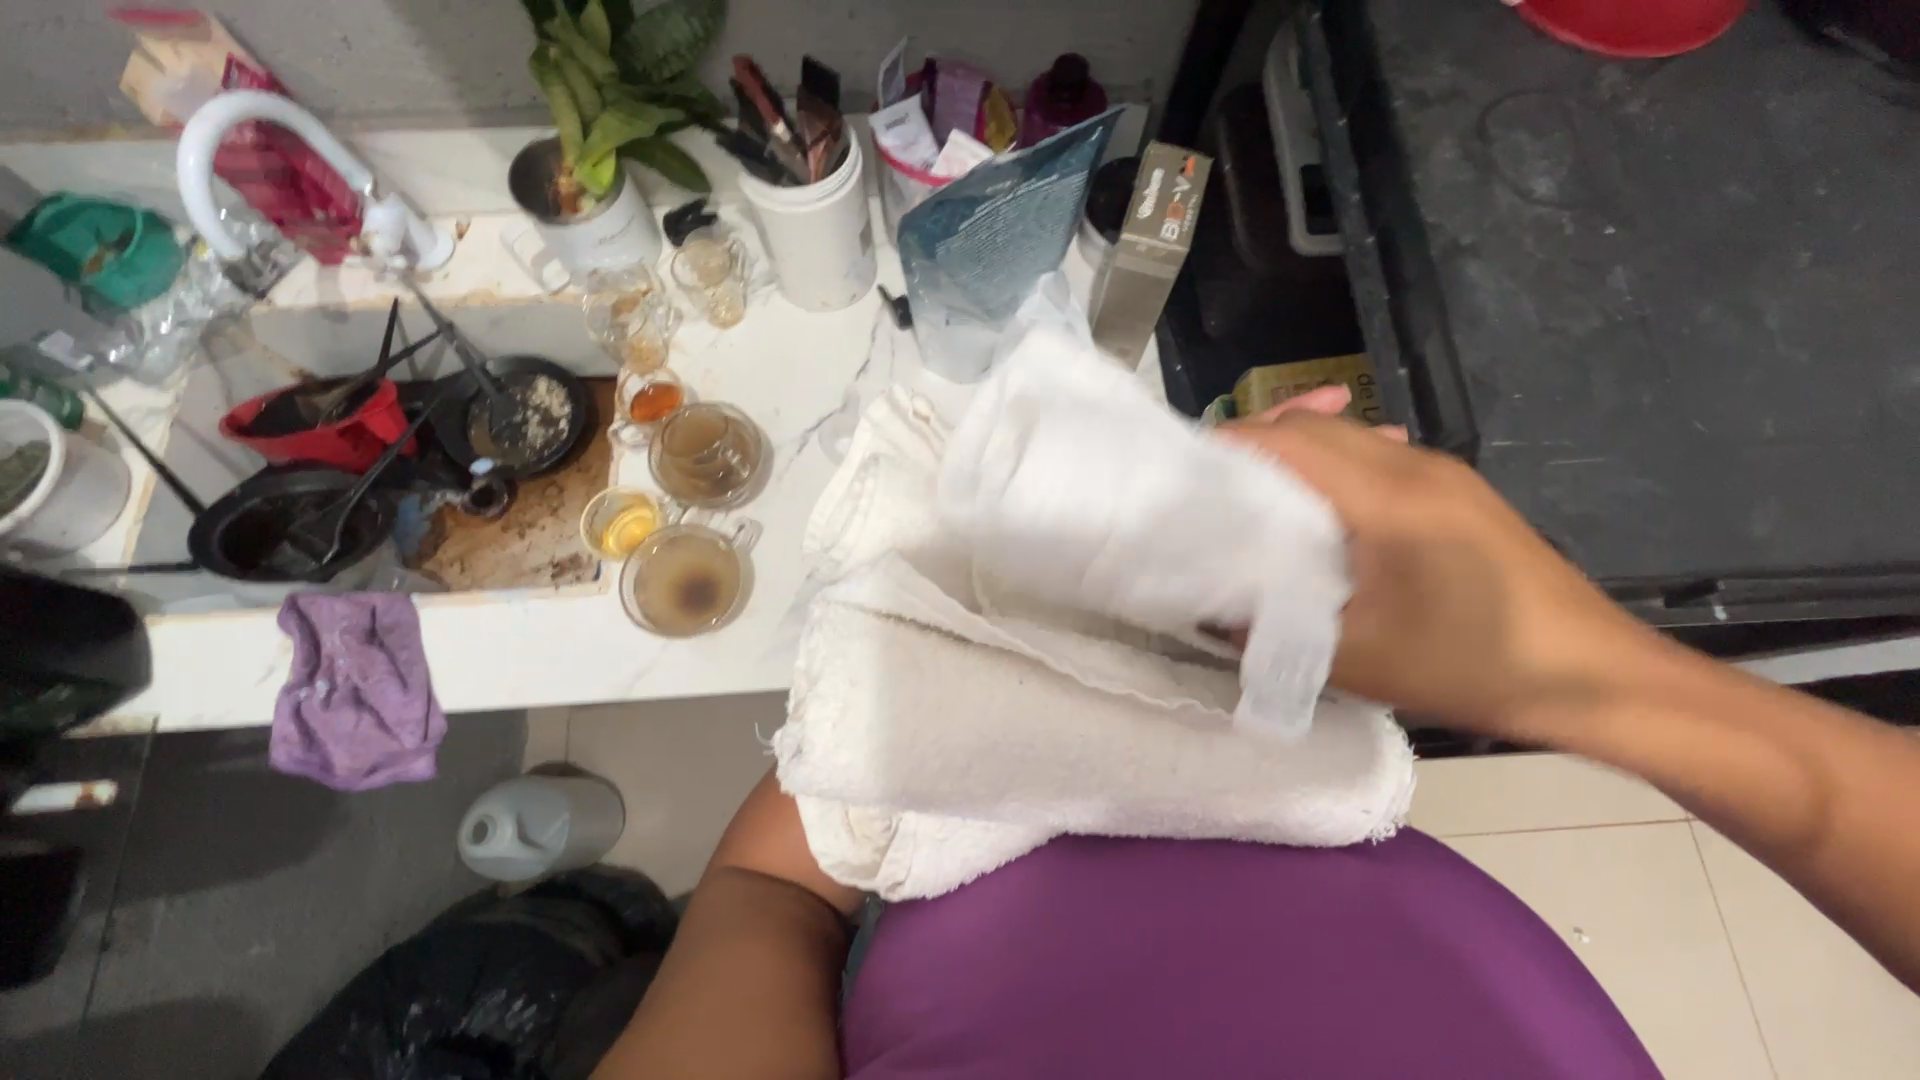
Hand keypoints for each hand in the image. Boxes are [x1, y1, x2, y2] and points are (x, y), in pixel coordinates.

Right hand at [1218, 387, 1667, 741]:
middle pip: (1315, 426)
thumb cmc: (1473, 667)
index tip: (1185, 470)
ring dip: (1293, 451)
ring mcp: (1443, 474)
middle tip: (1207, 483)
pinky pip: (1377, 456)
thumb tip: (1216, 611)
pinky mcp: (1458, 493)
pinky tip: (1319, 505)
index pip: (1291, 440)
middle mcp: (1414, 466)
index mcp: (1389, 497)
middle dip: (1253, 441)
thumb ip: (1275, 631)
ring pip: (1346, 435)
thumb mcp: (1358, 660)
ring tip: (1250, 492)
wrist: (1598, 678)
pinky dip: (1331, 466)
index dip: (1231, 444)